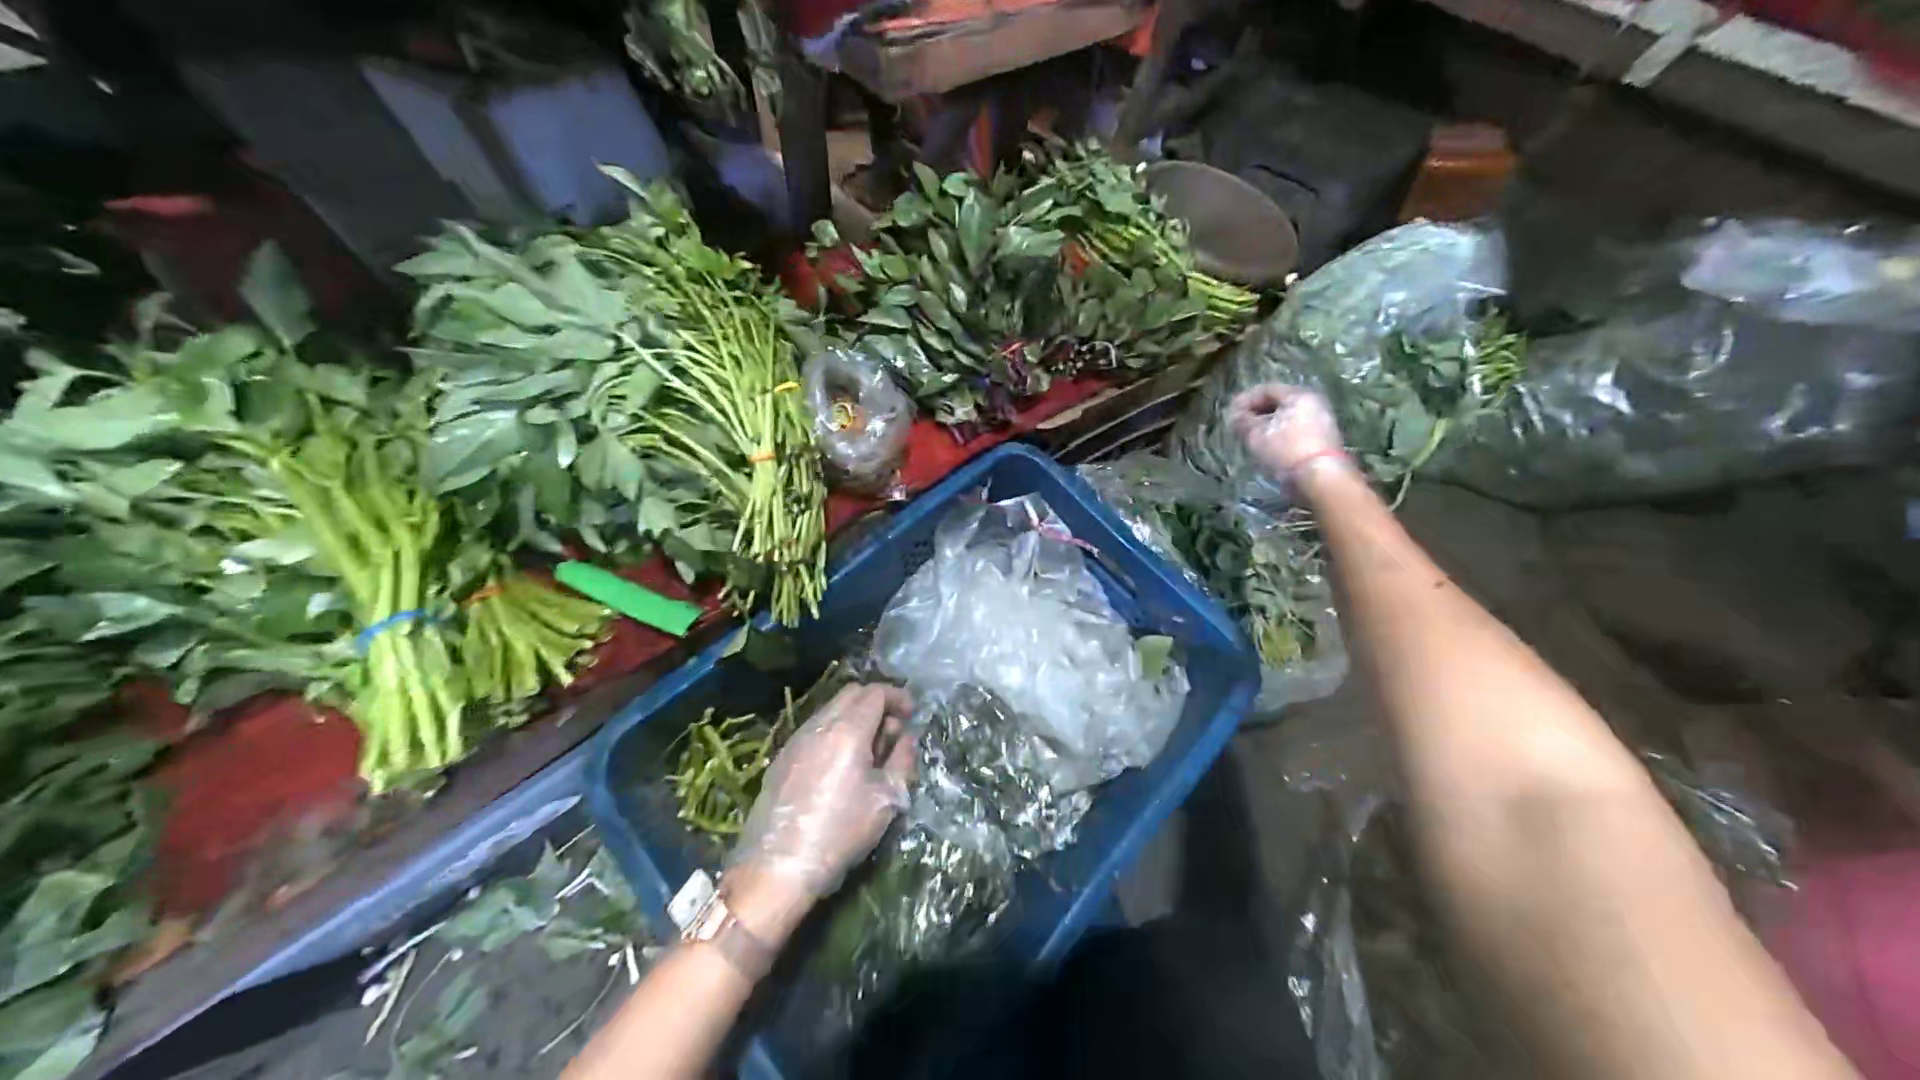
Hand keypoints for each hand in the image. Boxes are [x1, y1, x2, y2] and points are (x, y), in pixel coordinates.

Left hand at [729, 683, 916, 900]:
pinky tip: (840, 764)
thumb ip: (902, 759)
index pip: (875, 692)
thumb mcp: (886, 798)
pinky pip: (814, 729)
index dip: (898, 697)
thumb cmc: (841, 832)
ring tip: (868, 750)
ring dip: (854, 717)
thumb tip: (904, 737)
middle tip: (891, 731)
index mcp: (847, 730)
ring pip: (830, 710)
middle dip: (876, 702)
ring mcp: (796, 740)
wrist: (779, 867)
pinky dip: (834, 732)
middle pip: (851, 694)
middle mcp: (819, 725)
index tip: (911, 714)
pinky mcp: (782, 758)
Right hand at [1228, 383, 1352, 483]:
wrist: (1319, 477)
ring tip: (1251, 437)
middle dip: (1256, 412)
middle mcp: (1314, 403)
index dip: (1245, 399)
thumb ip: (1242, 421)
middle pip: (1279, 402)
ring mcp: (1321, 421)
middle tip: (1239, 425)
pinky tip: (1268, 447)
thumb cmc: (1286, 450)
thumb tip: (1235, 416)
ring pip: (1287, 417)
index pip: (1267, 390)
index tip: (1230, 413)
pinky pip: (1295, 430)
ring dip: (1267, 425)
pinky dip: (1279, 434)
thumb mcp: (1256, 434)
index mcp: (1299, 395)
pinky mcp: (1323, 440)